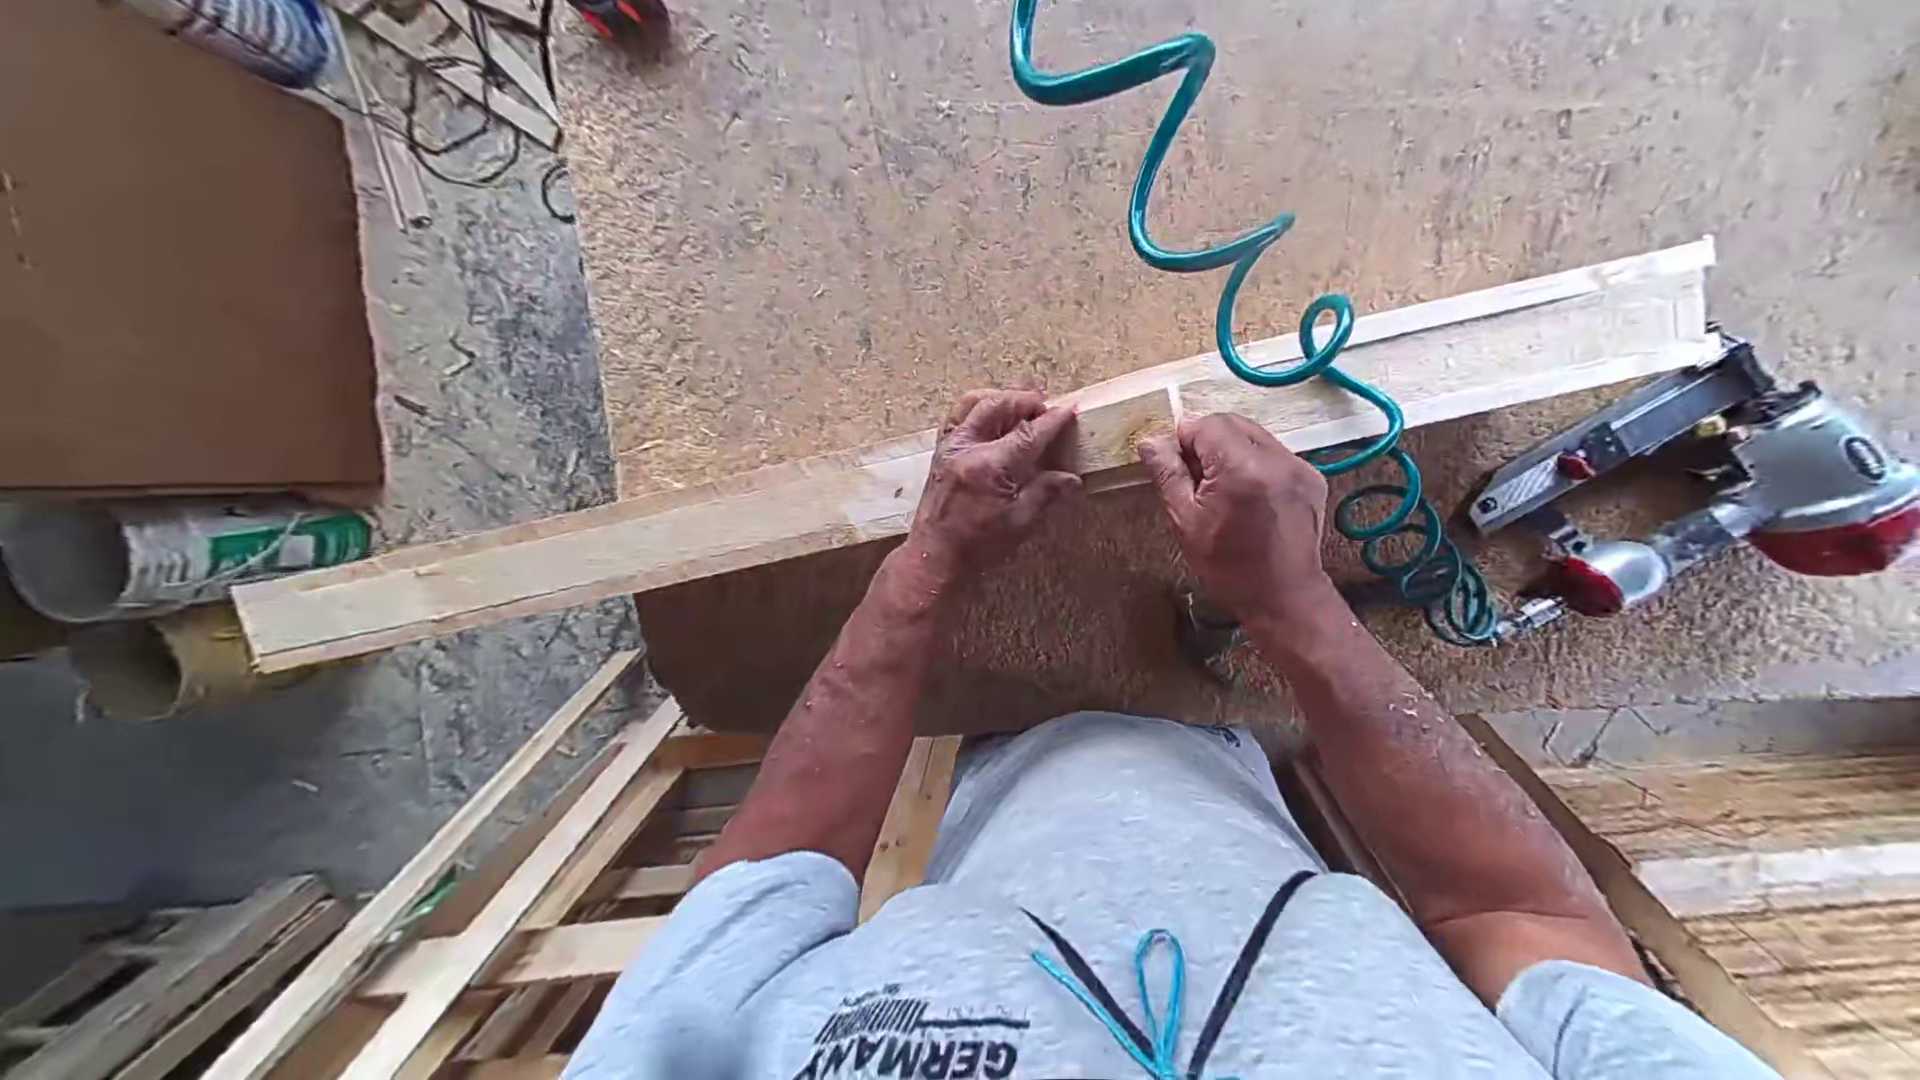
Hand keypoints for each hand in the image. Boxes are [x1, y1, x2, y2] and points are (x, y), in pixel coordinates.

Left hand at [905, 389, 1082, 580]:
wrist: (935, 557)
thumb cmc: (976, 545)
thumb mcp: (1019, 522)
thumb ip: (1045, 493)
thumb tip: (1073, 480)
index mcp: (989, 466)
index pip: (1028, 433)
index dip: (1052, 420)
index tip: (1070, 411)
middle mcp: (966, 449)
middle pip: (998, 405)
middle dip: (1025, 401)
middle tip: (1046, 408)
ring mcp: (949, 448)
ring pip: (973, 403)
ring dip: (999, 399)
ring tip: (1019, 407)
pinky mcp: (940, 453)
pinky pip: (956, 416)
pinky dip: (976, 409)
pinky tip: (991, 418)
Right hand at [1138, 412, 1332, 622]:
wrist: (1282, 596)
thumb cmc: (1227, 565)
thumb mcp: (1185, 521)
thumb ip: (1168, 474)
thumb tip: (1151, 441)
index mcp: (1242, 469)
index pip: (1206, 424)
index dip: (1183, 440)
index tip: (1175, 466)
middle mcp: (1277, 459)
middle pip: (1232, 423)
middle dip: (1206, 440)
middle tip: (1194, 477)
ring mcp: (1299, 466)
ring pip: (1253, 434)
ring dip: (1229, 449)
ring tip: (1220, 488)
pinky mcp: (1312, 476)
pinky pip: (1273, 452)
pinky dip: (1252, 461)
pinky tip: (1244, 493)